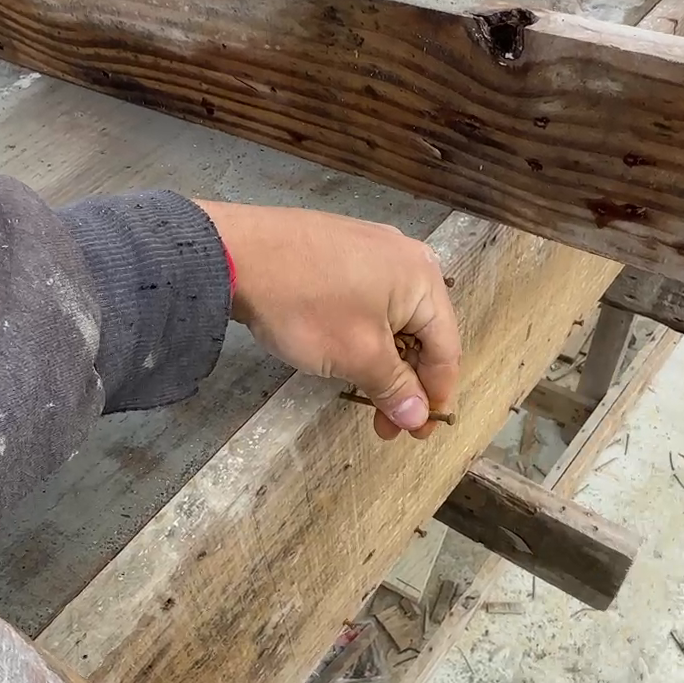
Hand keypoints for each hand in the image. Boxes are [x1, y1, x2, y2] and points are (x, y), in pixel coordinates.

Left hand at [194, 200, 458, 437]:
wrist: (236, 254)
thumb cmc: (308, 307)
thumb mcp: (358, 355)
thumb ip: (395, 388)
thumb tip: (419, 417)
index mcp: (424, 279)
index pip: (447, 350)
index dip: (437, 397)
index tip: (419, 433)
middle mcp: (408, 257)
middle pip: (422, 335)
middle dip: (407, 385)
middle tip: (387, 426)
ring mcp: (373, 249)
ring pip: (393, 321)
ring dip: (385, 366)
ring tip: (365, 400)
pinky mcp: (341, 250)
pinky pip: (369, 302)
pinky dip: (366, 338)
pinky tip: (349, 359)